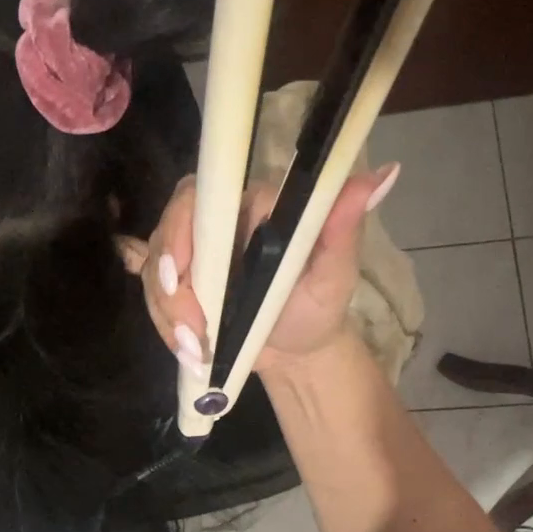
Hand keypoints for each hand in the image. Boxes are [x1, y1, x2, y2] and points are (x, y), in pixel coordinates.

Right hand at [121, 163, 399, 371]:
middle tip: (191, 333)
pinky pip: (154, 298)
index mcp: (253, 207)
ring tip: (197, 355)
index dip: (178, 232)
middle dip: (169, 289)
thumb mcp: (335, 276)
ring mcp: (195, 256)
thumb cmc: (318, 310)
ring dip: (168, 316)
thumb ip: (343, 230)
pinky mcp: (181, 286)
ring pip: (156, 273)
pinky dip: (165, 327)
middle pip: (166, 235)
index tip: (181, 277)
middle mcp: (218, 223)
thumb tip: (378, 177)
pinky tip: (190, 354)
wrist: (296, 353)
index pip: (198, 198)